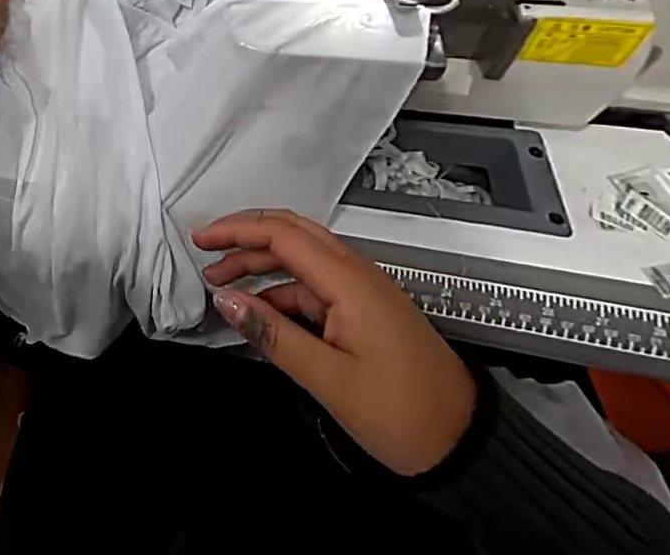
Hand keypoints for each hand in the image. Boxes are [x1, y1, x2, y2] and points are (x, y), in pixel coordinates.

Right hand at [195, 209, 477, 475]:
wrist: (465, 439)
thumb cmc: (410, 413)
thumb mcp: (330, 379)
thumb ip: (273, 335)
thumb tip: (229, 302)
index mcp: (348, 280)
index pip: (280, 233)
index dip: (236, 230)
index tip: (204, 238)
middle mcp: (354, 273)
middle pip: (288, 233)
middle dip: (242, 236)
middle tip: (207, 248)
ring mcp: (358, 288)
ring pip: (297, 256)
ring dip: (257, 262)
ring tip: (223, 280)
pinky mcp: (360, 306)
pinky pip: (309, 282)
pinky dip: (277, 288)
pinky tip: (259, 308)